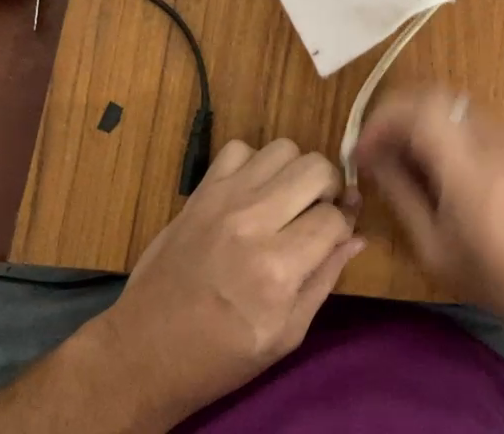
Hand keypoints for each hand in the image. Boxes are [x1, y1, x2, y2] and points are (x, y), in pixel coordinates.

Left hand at [95, 138, 363, 420]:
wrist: (147, 349)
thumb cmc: (222, 354)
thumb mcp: (286, 335)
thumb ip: (324, 279)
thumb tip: (356, 236)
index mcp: (278, 268)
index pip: (334, 217)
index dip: (343, 225)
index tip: (338, 235)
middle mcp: (253, 222)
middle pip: (315, 168)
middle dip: (329, 188)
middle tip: (318, 212)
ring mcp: (223, 199)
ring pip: (282, 149)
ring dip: (294, 171)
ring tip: (287, 200)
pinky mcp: (199, 192)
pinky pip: (238, 149)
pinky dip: (253, 164)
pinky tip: (251, 193)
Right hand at [351, 88, 503, 329]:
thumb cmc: (503, 278)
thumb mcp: (437, 249)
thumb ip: (402, 195)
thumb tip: (374, 161)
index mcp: (466, 161)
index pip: (415, 109)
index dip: (379, 121)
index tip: (360, 150)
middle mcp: (489, 134)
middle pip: (432, 96)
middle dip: (395, 114)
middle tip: (374, 148)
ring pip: (450, 104)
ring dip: (418, 119)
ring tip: (399, 157)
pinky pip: (468, 120)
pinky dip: (441, 128)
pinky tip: (432, 164)